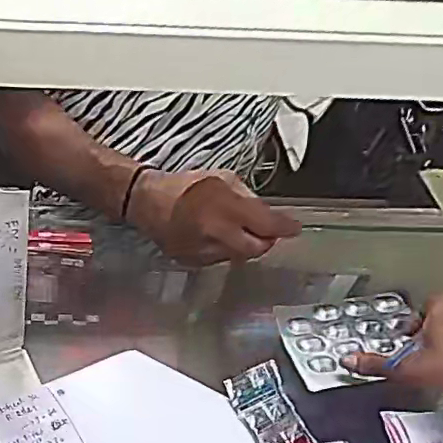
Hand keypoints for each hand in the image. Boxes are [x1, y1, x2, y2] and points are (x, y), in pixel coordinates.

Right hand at [129, 169, 302, 265]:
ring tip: (231, 230)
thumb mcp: (222, 179)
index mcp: (226, 209)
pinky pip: (218, 261)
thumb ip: (246, 198)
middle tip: (266, 231)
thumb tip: (265, 213)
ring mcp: (204, 253)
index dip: (284, 228)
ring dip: (242, 246)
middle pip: (257, 249)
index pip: (267, 225)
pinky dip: (223, 251)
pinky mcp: (193, 263)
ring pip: (238, 256)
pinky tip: (213, 238)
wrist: (149, 203)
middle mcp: (217, 235)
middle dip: (265, 241)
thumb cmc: (185, 187)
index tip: (294, 229)